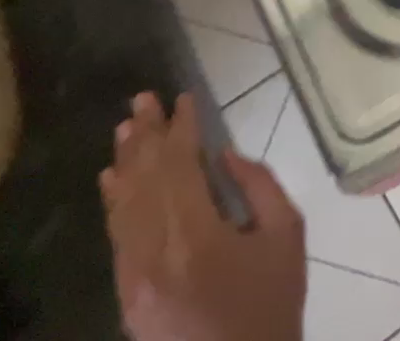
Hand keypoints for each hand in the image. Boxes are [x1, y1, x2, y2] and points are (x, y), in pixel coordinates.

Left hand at [101, 93, 307, 340]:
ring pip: (124, 207)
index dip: (181, 128)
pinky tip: (113, 177)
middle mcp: (155, 254)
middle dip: (147, 135)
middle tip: (143, 97)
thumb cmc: (274, 301)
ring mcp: (134, 277)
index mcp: (198, 237)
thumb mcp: (287, 234)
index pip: (181, 167)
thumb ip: (259, 186)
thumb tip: (224, 155)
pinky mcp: (127, 294)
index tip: (184, 98)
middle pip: (145, 181)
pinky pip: (117, 236)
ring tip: (127, 126)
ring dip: (125, 162)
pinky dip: (115, 201)